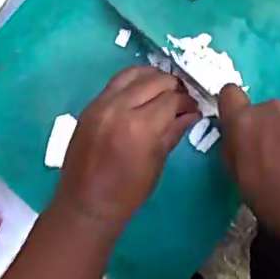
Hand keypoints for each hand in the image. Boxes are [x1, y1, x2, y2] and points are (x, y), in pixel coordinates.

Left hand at [50, 67, 201, 228]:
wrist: (86, 204)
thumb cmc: (128, 192)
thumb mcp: (157, 162)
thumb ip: (174, 131)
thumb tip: (192, 113)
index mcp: (140, 126)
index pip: (171, 98)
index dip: (187, 101)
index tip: (193, 108)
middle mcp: (119, 107)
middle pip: (154, 80)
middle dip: (173, 86)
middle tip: (181, 98)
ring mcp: (101, 104)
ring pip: (132, 73)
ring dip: (152, 77)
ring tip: (162, 89)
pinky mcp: (90, 106)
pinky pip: (115, 83)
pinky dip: (132, 82)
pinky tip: (141, 93)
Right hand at [216, 85, 279, 236]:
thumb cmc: (279, 201)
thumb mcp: (244, 183)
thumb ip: (238, 153)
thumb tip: (241, 144)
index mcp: (244, 123)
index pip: (229, 95)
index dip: (234, 107)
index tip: (241, 126)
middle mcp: (272, 108)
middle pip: (266, 111)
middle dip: (270, 129)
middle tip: (279, 158)